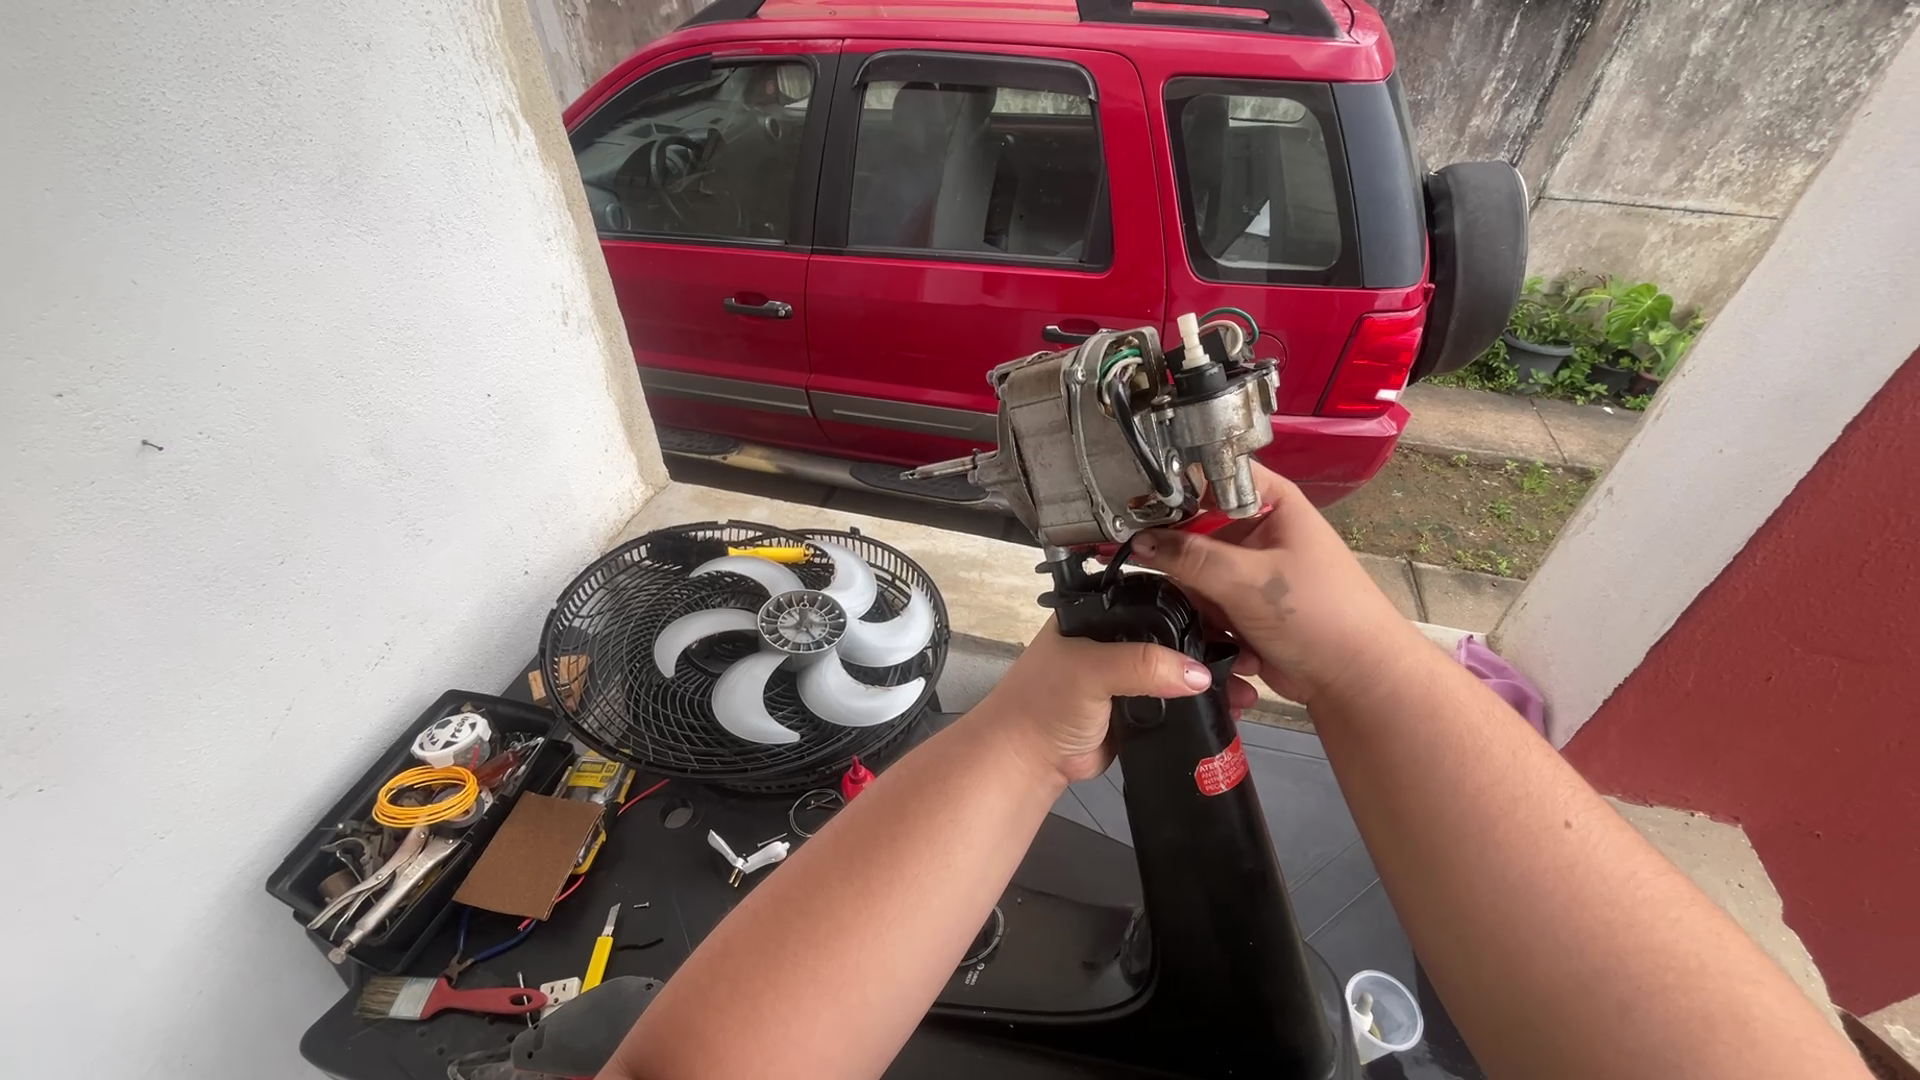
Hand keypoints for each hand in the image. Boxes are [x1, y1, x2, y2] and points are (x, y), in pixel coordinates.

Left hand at [975, 617, 1259, 784]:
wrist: (1029, 759)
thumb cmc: (1044, 702)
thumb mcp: (1091, 670)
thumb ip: (1143, 665)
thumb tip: (1198, 674)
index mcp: (1094, 615)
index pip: (1149, 599)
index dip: (1187, 607)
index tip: (1227, 618)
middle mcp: (1111, 639)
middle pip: (1168, 636)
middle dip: (1206, 647)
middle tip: (1244, 657)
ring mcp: (1124, 675)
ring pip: (1174, 671)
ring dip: (1207, 679)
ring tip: (1243, 685)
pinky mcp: (1135, 709)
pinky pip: (1174, 702)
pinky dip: (1199, 705)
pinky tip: (1228, 706)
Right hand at [1131, 463, 1423, 706]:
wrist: (1354, 681)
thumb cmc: (1320, 616)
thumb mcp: (1249, 579)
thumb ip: (1189, 557)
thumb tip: (1137, 543)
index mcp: (1270, 502)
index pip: (1210, 476)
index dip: (1173, 489)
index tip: (1137, 509)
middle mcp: (1255, 530)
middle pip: (1192, 527)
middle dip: (1178, 556)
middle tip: (1160, 570)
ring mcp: (1245, 570)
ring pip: (1191, 570)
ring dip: (1193, 596)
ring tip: (1211, 617)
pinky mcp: (1238, 605)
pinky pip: (1200, 602)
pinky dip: (1202, 619)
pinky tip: (1215, 634)